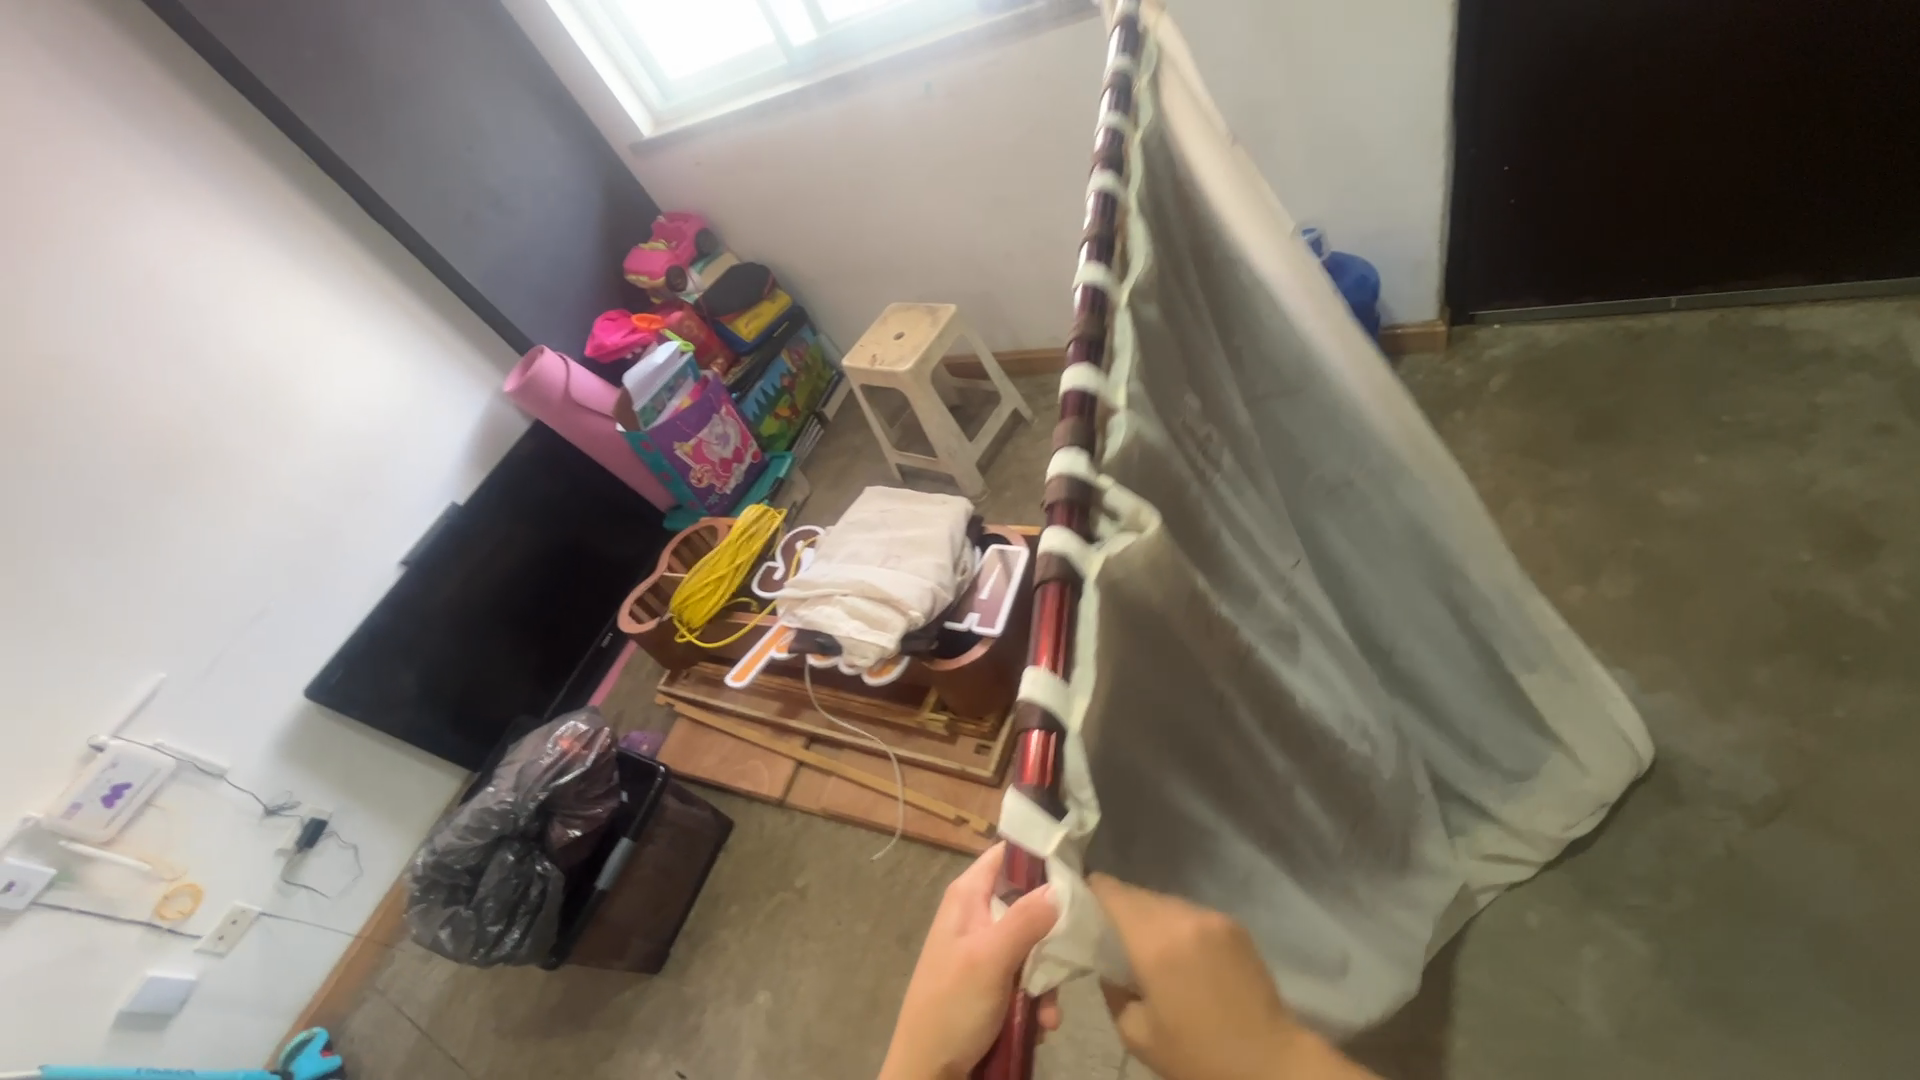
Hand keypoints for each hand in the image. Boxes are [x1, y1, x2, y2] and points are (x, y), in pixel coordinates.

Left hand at [879, 843, 1060, 1079]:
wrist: (927, 1073)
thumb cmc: (952, 1007)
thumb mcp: (990, 959)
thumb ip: (1025, 920)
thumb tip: (1060, 886)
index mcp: (968, 896)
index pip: (1006, 855)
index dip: (1038, 856)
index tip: (1074, 869)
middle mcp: (977, 915)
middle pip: (1028, 901)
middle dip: (1051, 932)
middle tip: (1067, 955)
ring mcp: (985, 950)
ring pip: (1033, 944)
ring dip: (1046, 977)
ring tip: (1049, 1010)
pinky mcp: (993, 982)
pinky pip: (1027, 977)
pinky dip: (1037, 999)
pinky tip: (1041, 1023)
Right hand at [1090, 874, 1376, 1079]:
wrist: (1272, 1065)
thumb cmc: (1199, 1056)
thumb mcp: (1137, 1033)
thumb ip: (1111, 987)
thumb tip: (1104, 961)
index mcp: (1154, 941)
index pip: (1108, 889)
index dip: (1087, 895)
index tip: (1077, 914)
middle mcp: (1182, 916)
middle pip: (1134, 894)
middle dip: (1117, 911)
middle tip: (1109, 940)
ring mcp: (1211, 916)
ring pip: (1162, 902)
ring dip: (1148, 919)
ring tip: (1147, 952)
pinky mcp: (1233, 924)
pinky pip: (1189, 914)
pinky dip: (1176, 927)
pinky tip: (1181, 958)